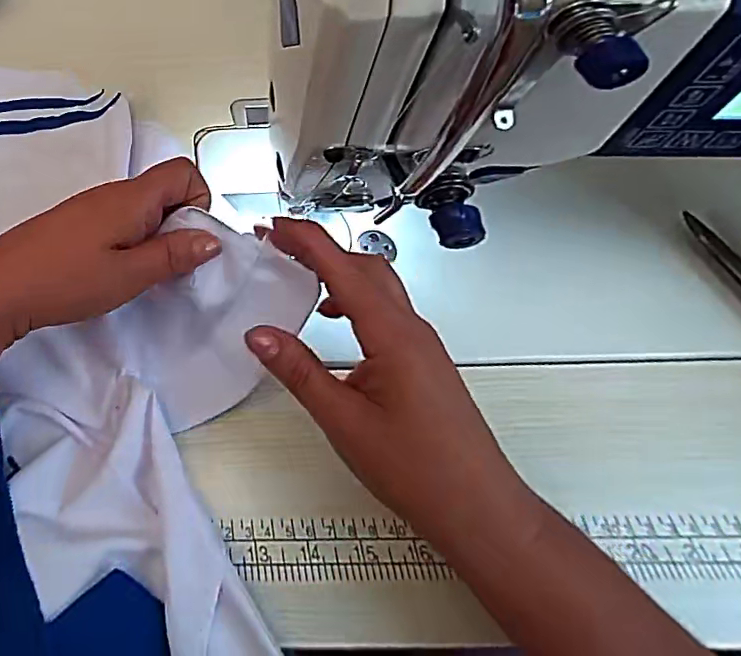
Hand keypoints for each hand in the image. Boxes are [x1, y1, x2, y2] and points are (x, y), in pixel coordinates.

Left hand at [0, 157, 222, 348]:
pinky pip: (118, 219)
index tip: (190, 243)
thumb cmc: (64, 280)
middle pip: (165, 190)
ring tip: (139, 274)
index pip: (183, 171)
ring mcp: (90, 206)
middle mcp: (112, 193)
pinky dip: (130, 240)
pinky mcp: (75, 222)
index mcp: (131, 197)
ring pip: (142, 208)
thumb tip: (211, 238)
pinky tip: (112, 271)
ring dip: (154, 236)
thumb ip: (173, 254)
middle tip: (167, 266)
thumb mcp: (128, 275)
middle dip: (179, 224)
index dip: (199, 202)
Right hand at [244, 218, 535, 544]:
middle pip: (363, 264)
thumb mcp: (344, 421)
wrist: (482, 514)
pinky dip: (351, 295)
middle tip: (278, 242)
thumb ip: (298, 371)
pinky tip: (331, 316)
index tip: (273, 227)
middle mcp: (411, 329)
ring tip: (298, 270)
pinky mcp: (421, 358)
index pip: (343, 267)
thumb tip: (258, 335)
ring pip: (377, 283)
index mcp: (393, 335)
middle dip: (318, 245)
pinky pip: (384, 307)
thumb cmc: (423, 472)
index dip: (304, 240)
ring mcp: (421, 342)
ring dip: (336, 267)